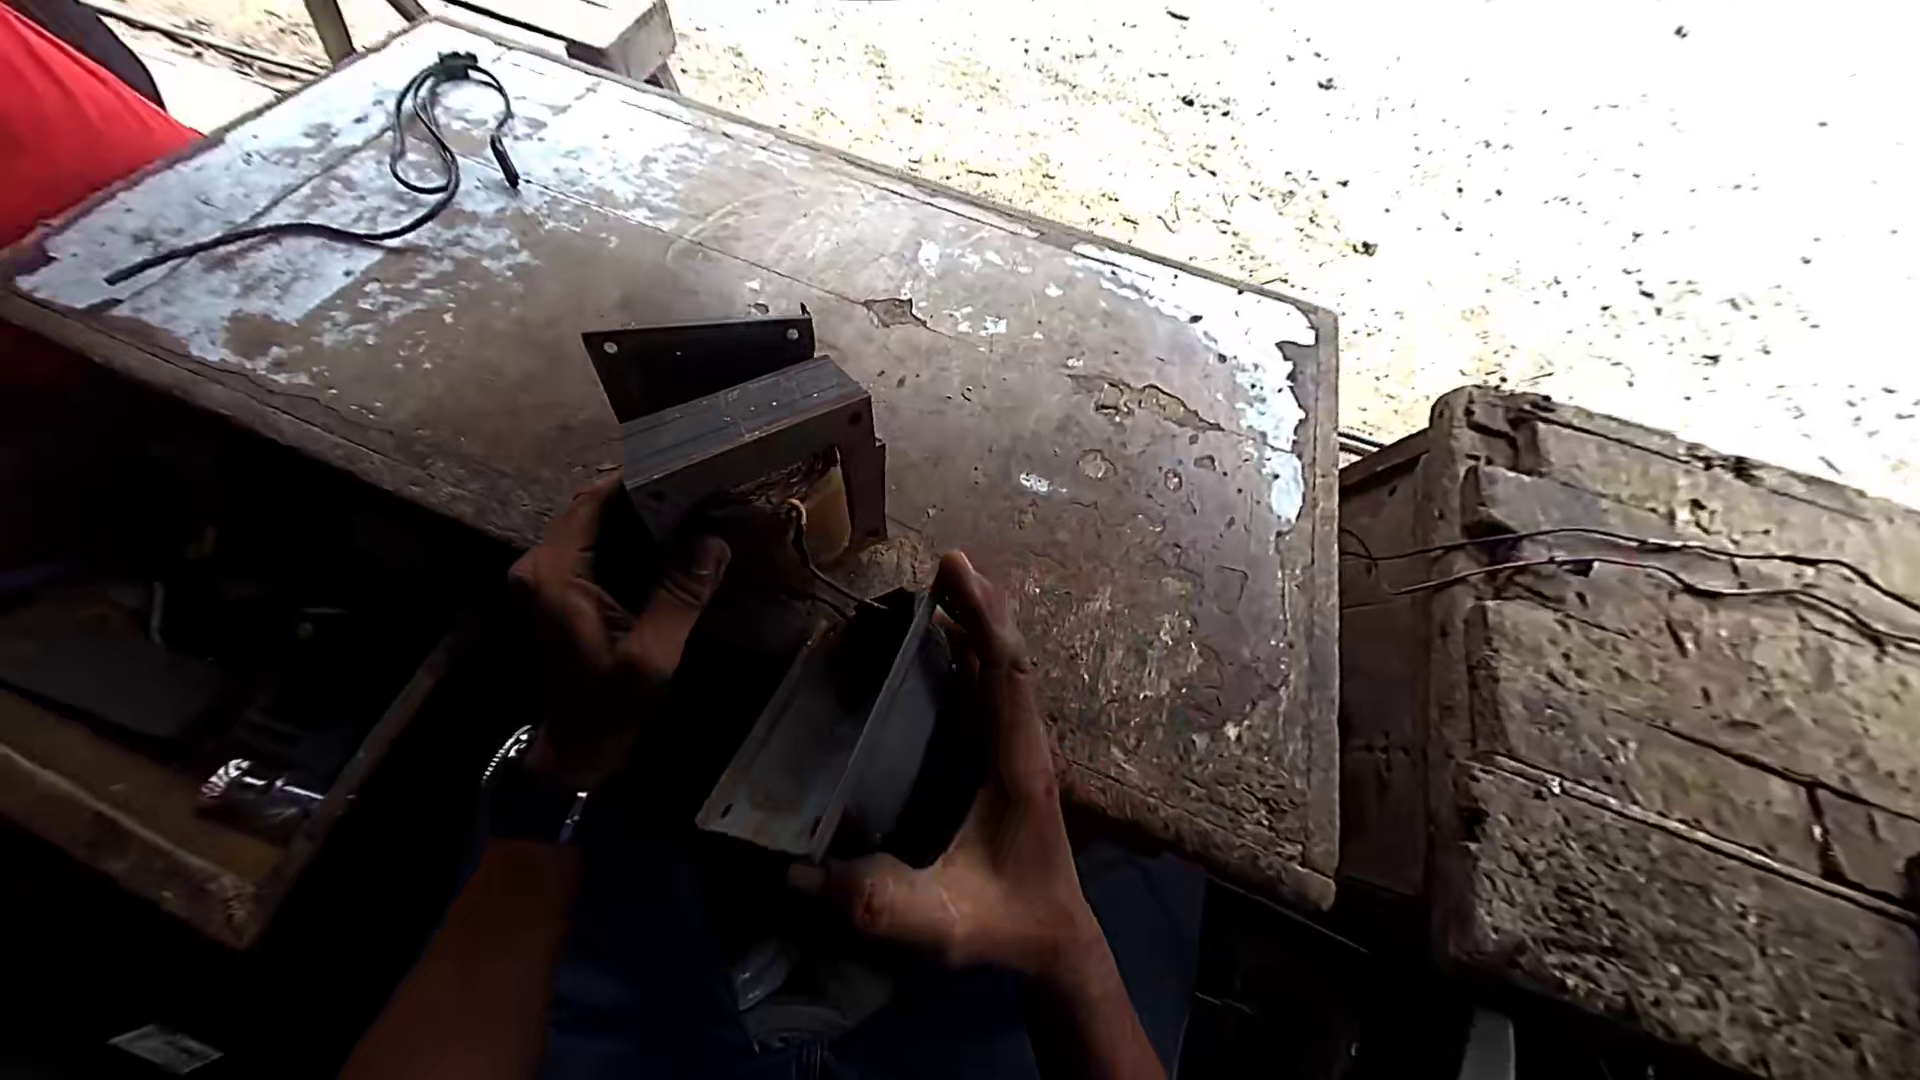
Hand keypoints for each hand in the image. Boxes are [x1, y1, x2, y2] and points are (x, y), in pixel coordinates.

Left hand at [507, 473, 729, 790]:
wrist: (580, 746)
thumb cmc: (610, 704)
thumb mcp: (653, 655)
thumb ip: (680, 597)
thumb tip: (713, 542)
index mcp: (554, 574)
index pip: (592, 502)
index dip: (637, 480)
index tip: (687, 468)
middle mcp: (542, 564)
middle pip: (594, 506)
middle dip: (646, 494)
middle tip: (701, 488)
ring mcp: (550, 575)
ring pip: (598, 522)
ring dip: (642, 513)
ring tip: (695, 505)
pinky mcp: (565, 586)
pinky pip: (600, 542)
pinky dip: (635, 533)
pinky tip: (675, 537)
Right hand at [795, 551, 1103, 988]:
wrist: (1054, 939)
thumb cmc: (1007, 923)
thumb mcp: (942, 922)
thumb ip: (876, 903)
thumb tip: (792, 872)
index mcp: (1018, 764)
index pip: (1008, 674)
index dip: (984, 619)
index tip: (955, 572)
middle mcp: (1024, 742)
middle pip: (1009, 656)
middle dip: (980, 604)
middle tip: (947, 563)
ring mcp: (1018, 744)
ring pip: (1004, 666)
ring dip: (979, 623)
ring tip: (942, 587)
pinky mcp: (1007, 752)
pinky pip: (993, 686)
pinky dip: (974, 651)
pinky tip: (945, 642)